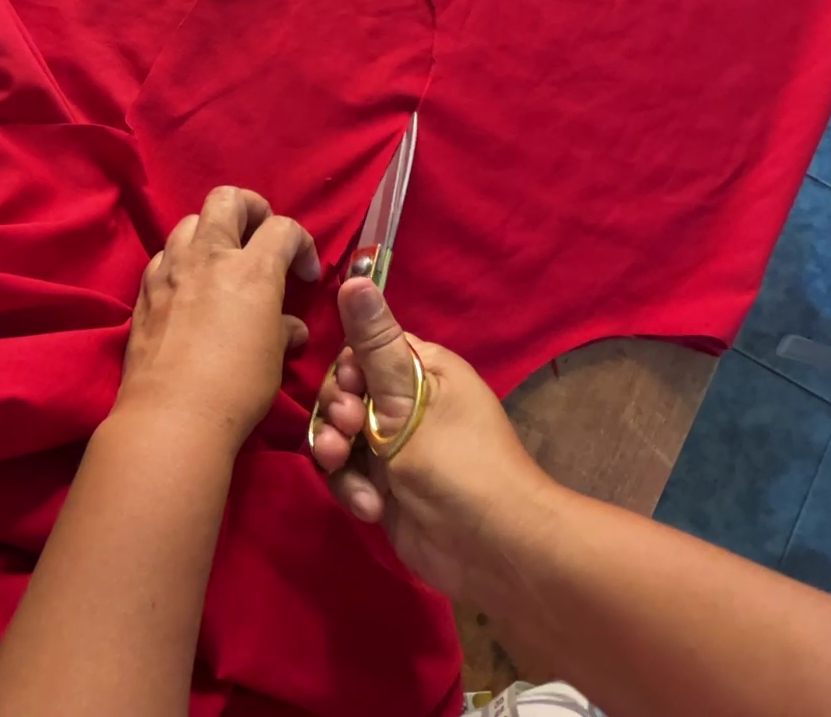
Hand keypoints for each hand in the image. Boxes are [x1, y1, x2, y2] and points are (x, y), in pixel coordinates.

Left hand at [117, 187, 321, 446]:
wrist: (172, 414)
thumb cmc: (236, 386)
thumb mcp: (273, 357)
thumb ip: (282, 329)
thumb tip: (288, 328)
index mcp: (252, 269)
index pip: (283, 228)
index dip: (302, 245)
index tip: (305, 275)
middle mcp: (209, 256)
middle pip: (228, 199)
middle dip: (251, 208)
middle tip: (260, 236)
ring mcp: (171, 269)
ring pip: (189, 221)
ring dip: (211, 232)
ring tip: (222, 260)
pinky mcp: (144, 289)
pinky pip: (164, 255)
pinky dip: (181, 260)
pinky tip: (189, 287)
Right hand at [310, 278, 556, 600]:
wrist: (494, 554)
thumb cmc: (458, 464)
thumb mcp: (408, 401)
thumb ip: (374, 343)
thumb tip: (354, 277)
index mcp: (422, 370)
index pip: (362, 350)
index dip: (345, 371)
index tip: (348, 391)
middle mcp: (405, 402)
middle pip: (343, 392)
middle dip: (335, 414)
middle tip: (346, 433)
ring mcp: (392, 445)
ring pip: (338, 433)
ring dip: (337, 452)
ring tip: (345, 468)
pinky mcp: (382, 484)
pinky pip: (347, 471)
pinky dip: (352, 487)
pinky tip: (370, 507)